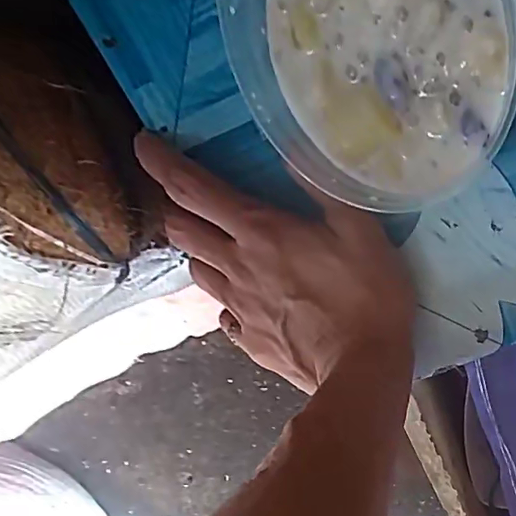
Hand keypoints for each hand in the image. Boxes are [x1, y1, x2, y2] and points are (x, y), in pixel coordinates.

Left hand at [135, 132, 415, 392]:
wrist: (363, 369)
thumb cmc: (369, 298)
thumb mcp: (361, 230)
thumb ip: (323, 188)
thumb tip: (290, 153)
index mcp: (259, 231)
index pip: (190, 187)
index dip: (160, 161)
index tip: (146, 145)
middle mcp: (237, 267)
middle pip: (180, 230)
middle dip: (177, 209)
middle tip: (194, 203)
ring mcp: (240, 309)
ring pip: (197, 272)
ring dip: (202, 255)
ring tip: (223, 252)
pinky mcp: (250, 342)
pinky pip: (224, 316)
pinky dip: (228, 302)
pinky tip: (248, 303)